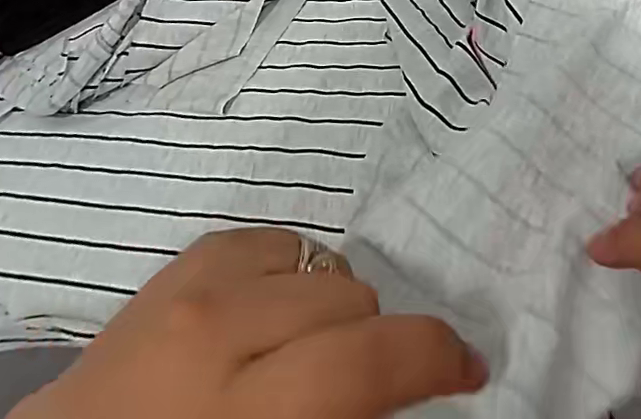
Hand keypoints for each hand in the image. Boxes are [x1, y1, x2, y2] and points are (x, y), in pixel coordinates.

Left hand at [8, 227, 487, 418]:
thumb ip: (346, 417)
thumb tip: (402, 386)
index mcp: (242, 408)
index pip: (367, 357)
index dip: (436, 356)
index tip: (468, 369)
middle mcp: (215, 333)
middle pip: (347, 299)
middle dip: (370, 342)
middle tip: (357, 385)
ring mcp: (188, 287)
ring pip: (315, 259)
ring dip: (327, 305)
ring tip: (306, 347)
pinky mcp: (172, 266)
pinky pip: (264, 238)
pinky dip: (284, 270)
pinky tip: (269, 308)